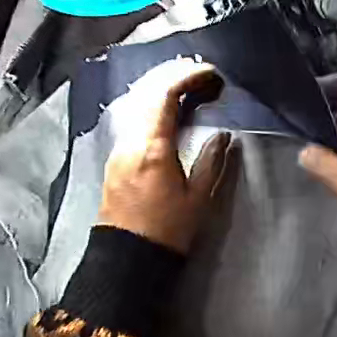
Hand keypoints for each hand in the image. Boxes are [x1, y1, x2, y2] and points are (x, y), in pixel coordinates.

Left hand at [98, 59, 233, 252]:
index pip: (165, 95)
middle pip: (147, 93)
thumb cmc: (167, 231)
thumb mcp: (198, 199)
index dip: (188, 77)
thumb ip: (211, 162)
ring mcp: (118, 150)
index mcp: (152, 148)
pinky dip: (151, 107)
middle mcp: (129, 142)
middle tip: (201, 75)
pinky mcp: (114, 161)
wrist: (126, 262)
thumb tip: (222, 135)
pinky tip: (166, 113)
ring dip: (161, 90)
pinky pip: (132, 120)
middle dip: (174, 77)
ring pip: (137, 105)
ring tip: (187, 89)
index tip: (211, 74)